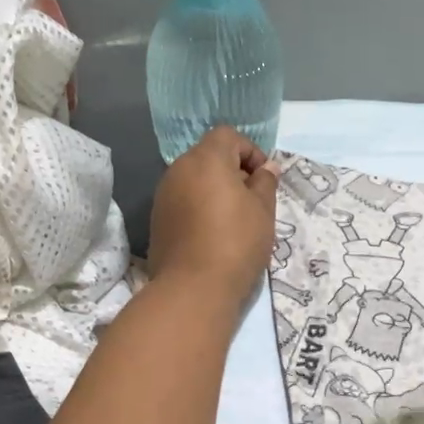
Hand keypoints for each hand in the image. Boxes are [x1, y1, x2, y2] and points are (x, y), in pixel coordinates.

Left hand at [147, 126, 279, 302]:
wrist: (193, 288)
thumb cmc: (237, 243)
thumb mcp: (263, 210)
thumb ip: (265, 182)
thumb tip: (266, 168)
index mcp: (206, 159)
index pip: (228, 136)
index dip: (250, 151)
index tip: (263, 178)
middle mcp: (178, 170)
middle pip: (208, 156)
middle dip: (231, 171)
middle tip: (251, 200)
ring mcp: (163, 195)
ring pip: (193, 180)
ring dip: (214, 191)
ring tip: (233, 220)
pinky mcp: (157, 220)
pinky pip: (182, 202)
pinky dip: (198, 208)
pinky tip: (212, 235)